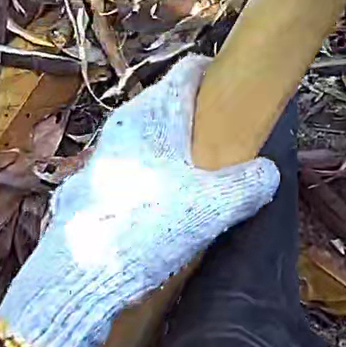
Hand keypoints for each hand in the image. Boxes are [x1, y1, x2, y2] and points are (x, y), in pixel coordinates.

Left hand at [0, 56, 277, 346]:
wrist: (77, 276)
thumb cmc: (147, 225)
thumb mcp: (210, 207)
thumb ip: (246, 185)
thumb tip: (268, 172)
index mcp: (154, 112)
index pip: (188, 70)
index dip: (213, 73)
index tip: (232, 87)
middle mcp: (125, 121)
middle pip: (168, 102)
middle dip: (196, 116)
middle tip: (224, 140)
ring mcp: (104, 151)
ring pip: (147, 134)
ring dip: (172, 147)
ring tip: (197, 177)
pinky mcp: (91, 181)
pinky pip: (130, 163)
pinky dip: (150, 172)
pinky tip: (160, 206)